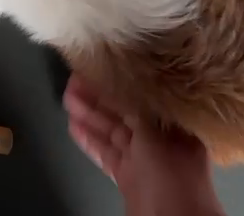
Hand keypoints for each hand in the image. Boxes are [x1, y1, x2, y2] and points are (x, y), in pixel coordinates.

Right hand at [64, 74, 224, 215]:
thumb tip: (116, 77)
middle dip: (99, 96)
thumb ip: (132, 103)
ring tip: (67, 97)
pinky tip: (73, 126)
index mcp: (176, 122)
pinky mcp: (128, 177)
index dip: (121, 80)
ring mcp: (144, 159)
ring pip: (112, 131)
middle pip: (125, 112)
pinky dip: (90, 140)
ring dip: (89, 114)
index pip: (145, 94)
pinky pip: (107, 153)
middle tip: (75, 78)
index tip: (101, 67)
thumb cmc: (172, 168)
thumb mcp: (152, 127)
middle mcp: (161, 139)